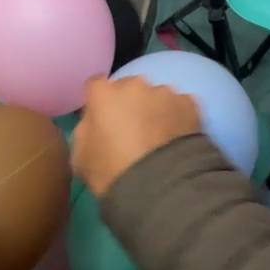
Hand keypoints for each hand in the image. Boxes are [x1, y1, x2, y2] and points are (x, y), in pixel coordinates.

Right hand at [71, 75, 202, 197]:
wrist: (159, 185)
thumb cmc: (111, 172)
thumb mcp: (79, 157)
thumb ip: (85, 130)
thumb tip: (94, 121)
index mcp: (103, 94)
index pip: (96, 86)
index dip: (99, 103)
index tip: (103, 119)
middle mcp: (135, 84)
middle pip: (129, 88)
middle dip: (130, 104)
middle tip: (133, 130)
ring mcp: (164, 92)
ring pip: (157, 96)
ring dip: (155, 110)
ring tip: (160, 138)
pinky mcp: (189, 103)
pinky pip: (179, 107)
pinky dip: (177, 118)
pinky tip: (177, 139)